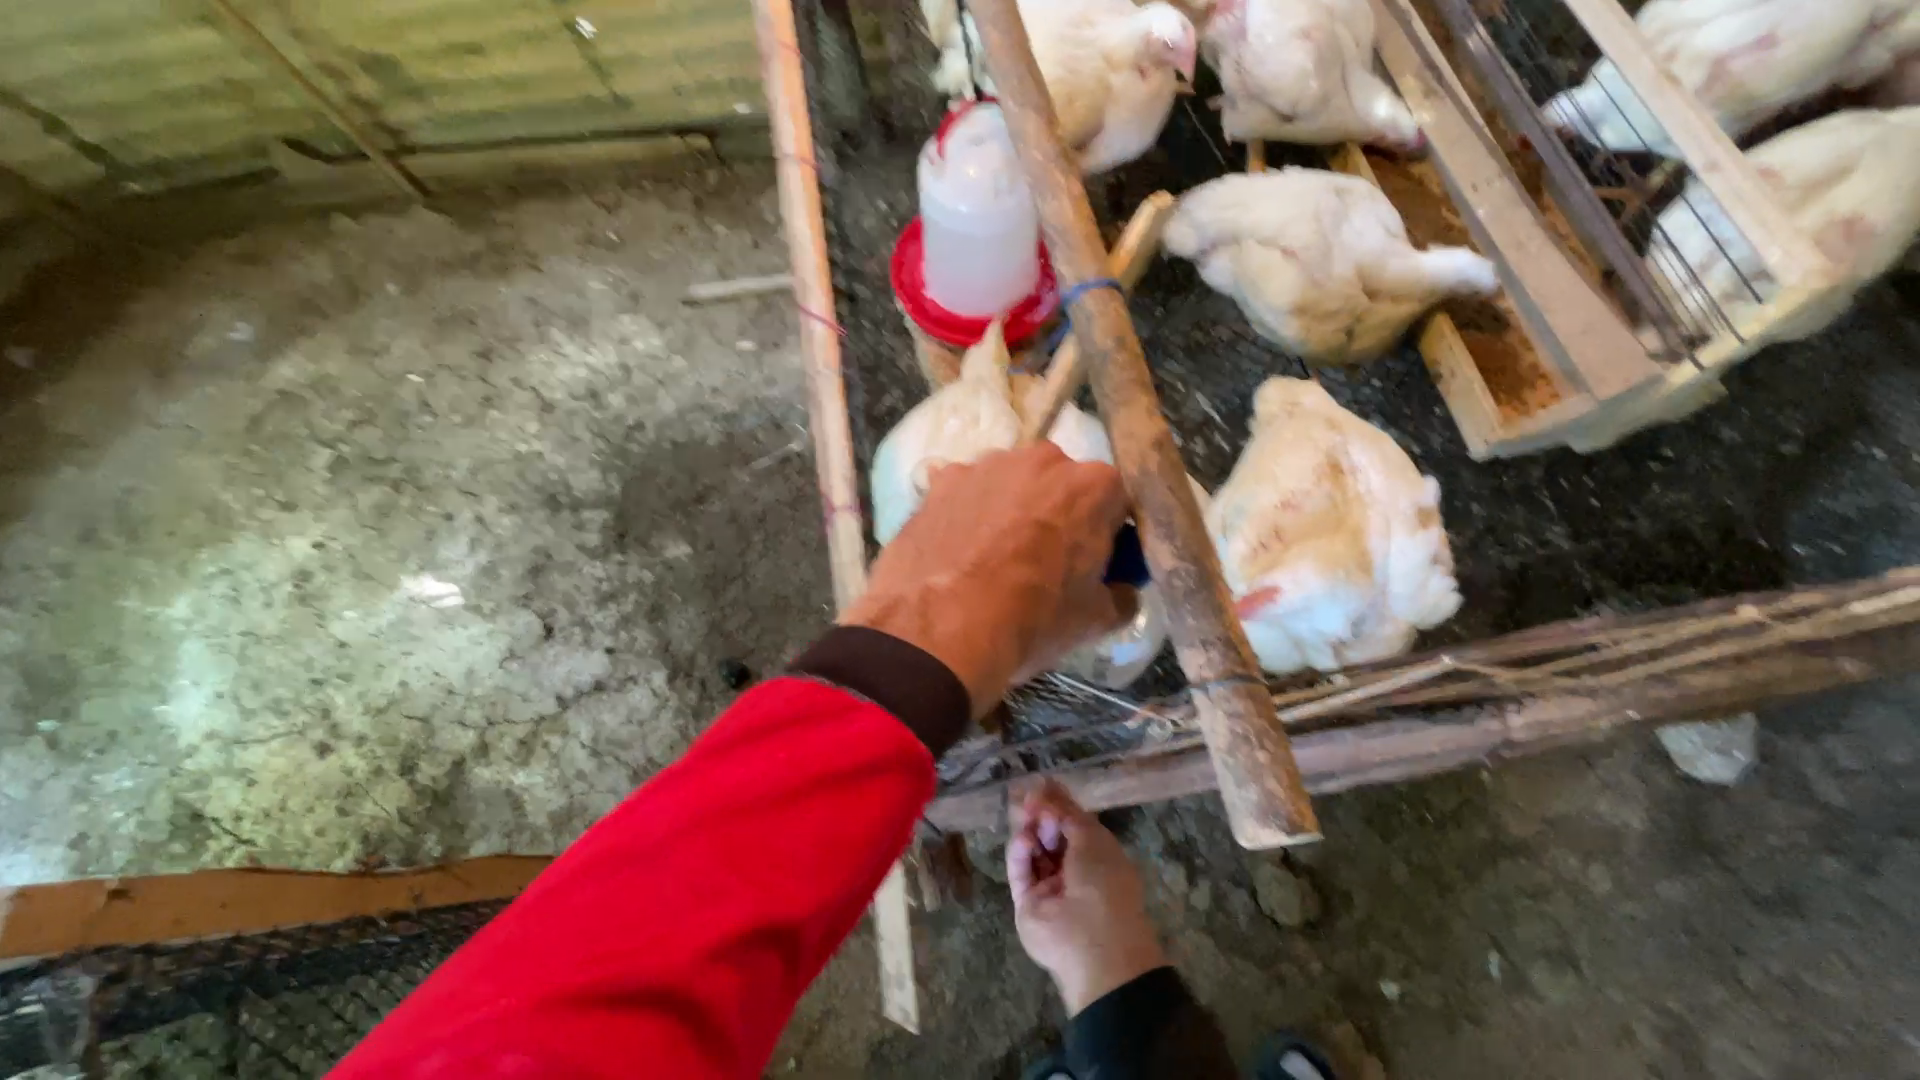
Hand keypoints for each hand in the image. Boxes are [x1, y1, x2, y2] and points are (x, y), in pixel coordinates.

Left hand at [842, 443, 1137, 717]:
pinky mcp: (941, 481)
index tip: (1100, 562)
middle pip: (1063, 484)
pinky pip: (966, 493)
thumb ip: (1121, 596)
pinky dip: (967, 513)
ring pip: (1012, 484)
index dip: (1111, 533)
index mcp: (1094, 485)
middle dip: (1061, 513)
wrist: (941, 630)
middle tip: (1047, 561)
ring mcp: (986, 465)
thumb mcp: (1095, 620)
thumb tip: (1121, 590)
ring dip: (1012, 509)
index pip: (1118, 501)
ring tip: (995, 558)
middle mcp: (1043, 459)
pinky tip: (959, 550)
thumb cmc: (1032, 619)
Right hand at [1007, 780, 1167, 1015]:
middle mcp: (1074, 871)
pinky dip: (1019, 852)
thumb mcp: (1091, 837)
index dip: (1058, 804)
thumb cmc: (1103, 882)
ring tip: (1024, 813)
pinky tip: (1022, 839)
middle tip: (1027, 796)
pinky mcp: (1027, 902)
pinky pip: (1020, 872)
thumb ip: (1066, 812)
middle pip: (1050, 835)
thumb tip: (1046, 789)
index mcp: (1098, 856)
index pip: (1073, 824)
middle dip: (1040, 813)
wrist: (1094, 941)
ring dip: (1029, 830)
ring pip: (1033, 850)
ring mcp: (1049, 888)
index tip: (1042, 783)